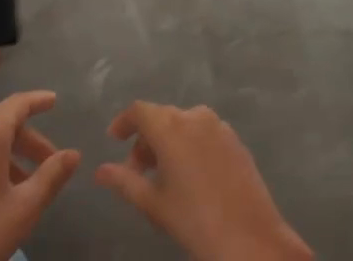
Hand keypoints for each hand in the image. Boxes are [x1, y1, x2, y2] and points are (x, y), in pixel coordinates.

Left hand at [0, 91, 81, 260]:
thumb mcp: (24, 207)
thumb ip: (51, 176)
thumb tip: (73, 154)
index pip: (17, 104)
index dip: (38, 101)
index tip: (55, 101)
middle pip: (3, 124)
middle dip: (30, 141)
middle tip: (53, 163)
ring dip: (12, 155)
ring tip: (31, 183)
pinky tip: (3, 190)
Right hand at [94, 101, 311, 260]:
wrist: (252, 240)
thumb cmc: (195, 220)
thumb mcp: (153, 203)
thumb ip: (124, 181)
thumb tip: (100, 171)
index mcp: (171, 127)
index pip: (140, 111)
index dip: (124, 123)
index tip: (114, 140)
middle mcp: (195, 117)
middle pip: (162, 118)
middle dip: (146, 140)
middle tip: (137, 171)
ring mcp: (220, 128)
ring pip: (184, 125)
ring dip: (169, 142)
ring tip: (164, 176)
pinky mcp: (237, 142)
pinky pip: (205, 134)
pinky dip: (191, 146)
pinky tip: (192, 177)